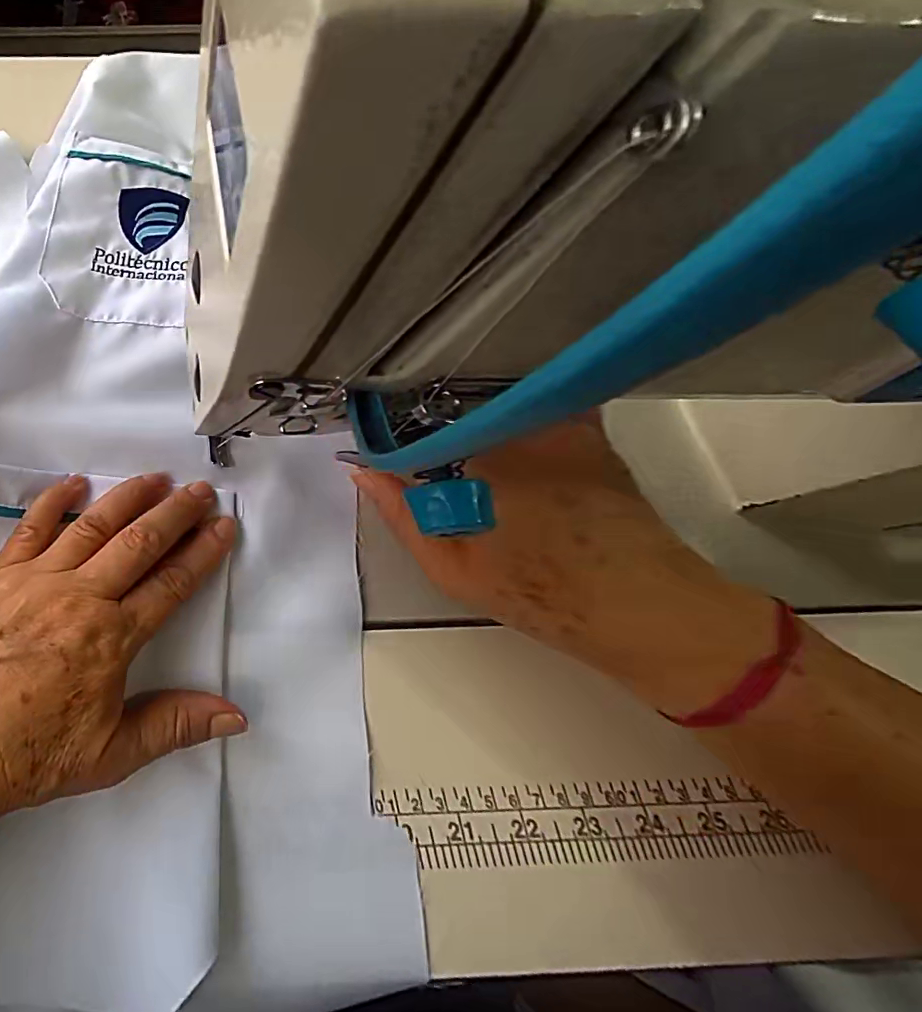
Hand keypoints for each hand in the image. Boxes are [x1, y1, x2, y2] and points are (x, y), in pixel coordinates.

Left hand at [0, 473, 242, 876]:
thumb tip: (236, 714)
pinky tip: (75, 483)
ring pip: (92, 526)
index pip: (170, 585)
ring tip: (154, 479)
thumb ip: (174, 725)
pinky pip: (31, 527)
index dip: (201, 553)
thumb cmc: (33, 751)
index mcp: (113, 639)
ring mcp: (38, 580)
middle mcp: (80, 598)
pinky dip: (54, 500)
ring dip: (126, 498)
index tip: (222, 527)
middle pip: (138, 544)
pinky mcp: (2, 574)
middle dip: (174, 514)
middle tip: (198, 491)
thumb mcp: (112, 754)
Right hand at [354, 414, 778, 713]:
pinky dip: (506, 419)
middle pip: (458, 401)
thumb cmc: (540, 592)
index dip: (390, 427)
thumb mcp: (448, 563)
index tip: (374, 442)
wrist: (650, 610)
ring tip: (441, 443)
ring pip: (495, 403)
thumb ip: (399, 513)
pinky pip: (531, 410)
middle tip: (402, 440)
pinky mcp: (592, 435)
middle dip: (426, 416)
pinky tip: (492, 446)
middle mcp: (531, 427)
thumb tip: (361, 470)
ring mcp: (567, 426)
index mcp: (490, 455)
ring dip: (465, 416)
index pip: (420, 420)